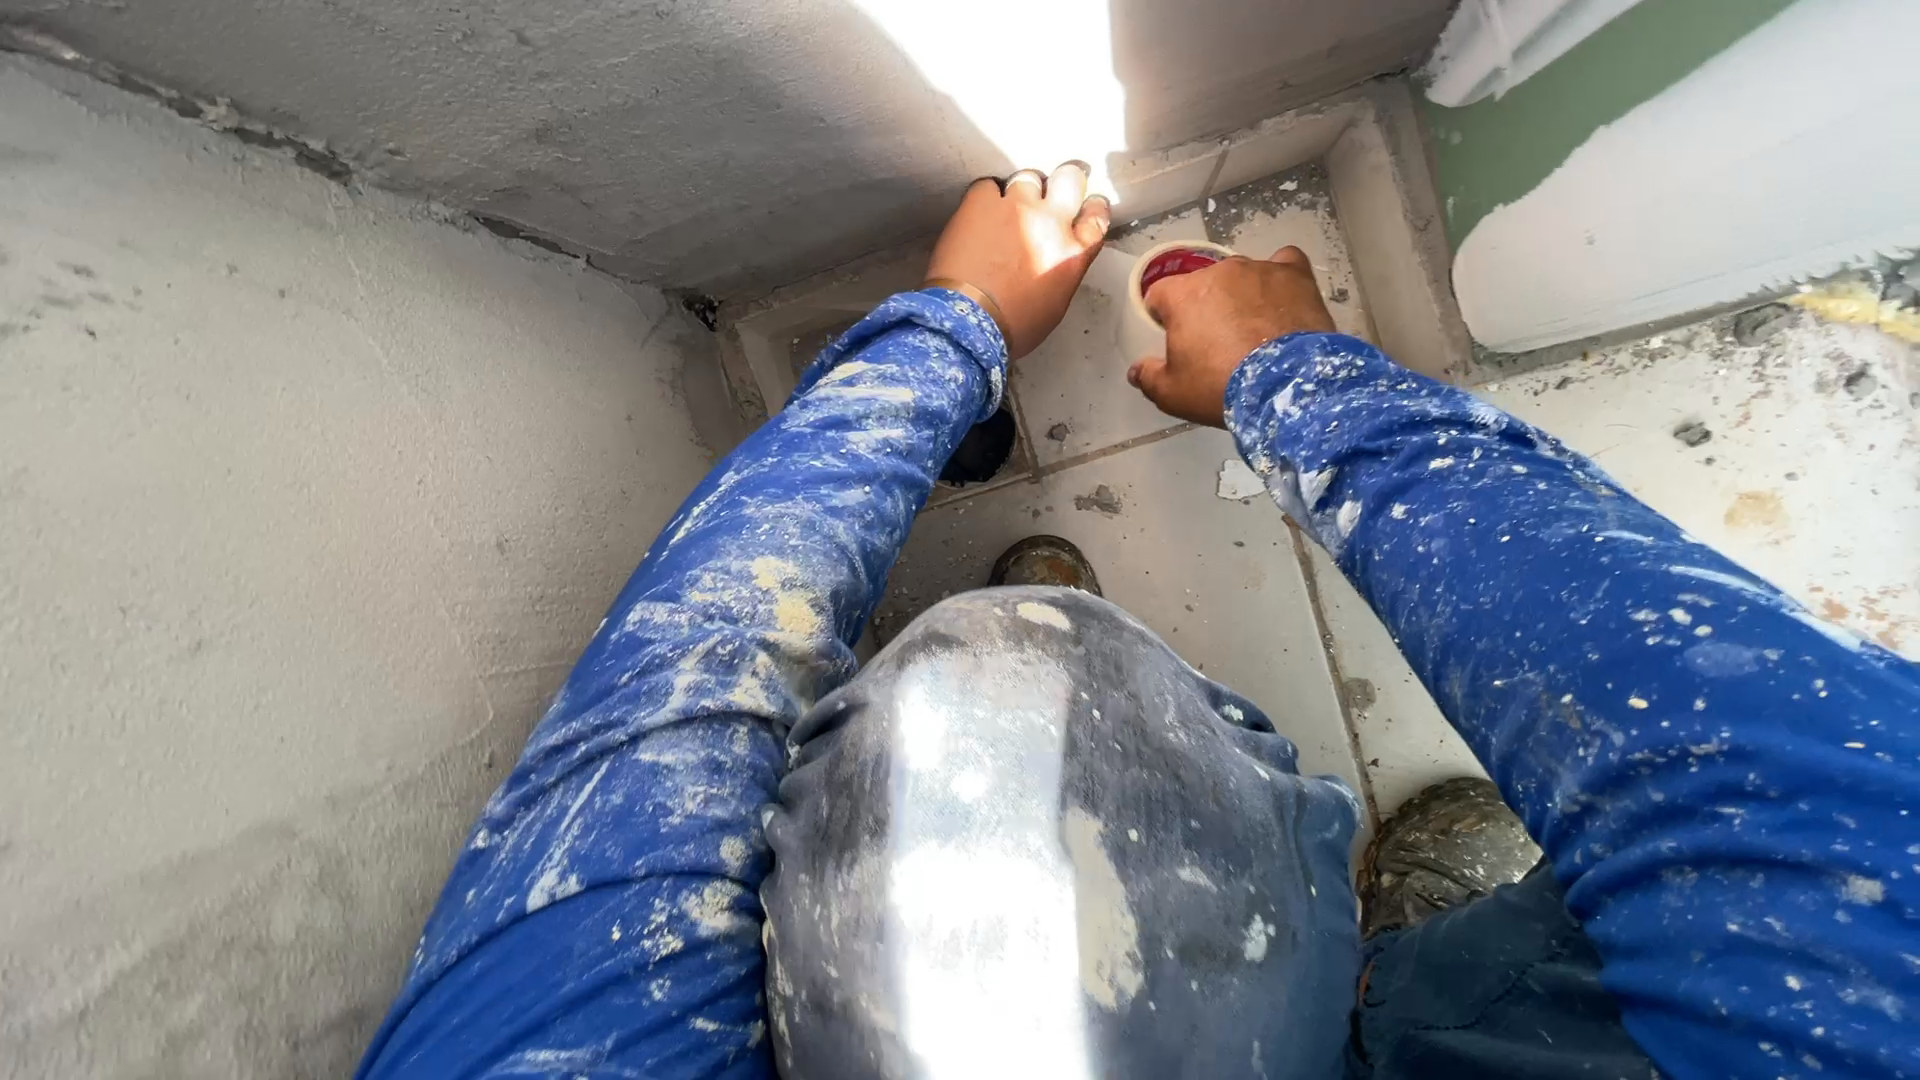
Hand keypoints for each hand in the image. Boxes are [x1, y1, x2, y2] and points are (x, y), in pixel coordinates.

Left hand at [924, 163, 1111, 359]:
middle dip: (1062, 182)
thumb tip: (1059, 260)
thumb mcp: (1054, 307)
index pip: (1096, 215)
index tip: (1081, 209)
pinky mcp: (981, 203)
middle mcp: (1050, 223)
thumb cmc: (1010, 326)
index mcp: (1072, 254)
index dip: (1089, 208)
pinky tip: (978, 216)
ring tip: (1007, 211)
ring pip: (1028, 177)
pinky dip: (985, 198)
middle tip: (1049, 195)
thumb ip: (1064, 272)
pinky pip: (987, 186)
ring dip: (1021, 191)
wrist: (967, 322)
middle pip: (1069, 178)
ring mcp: (1015, 207)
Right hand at [1127, 246, 1335, 427]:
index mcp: (1182, 295)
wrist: (1286, 387)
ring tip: (1252, 328)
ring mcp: (1259, 269)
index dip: (1162, 317)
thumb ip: (1148, 377)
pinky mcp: (1294, 274)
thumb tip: (1136, 370)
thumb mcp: (1172, 393)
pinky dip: (1278, 280)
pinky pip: (1283, 264)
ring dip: (1239, 296)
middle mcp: (1218, 272)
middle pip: (1201, 285)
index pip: (1159, 295)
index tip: (1171, 338)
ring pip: (1240, 276)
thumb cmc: (1220, 387)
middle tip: (1214, 341)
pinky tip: (1281, 298)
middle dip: (1204, 307)